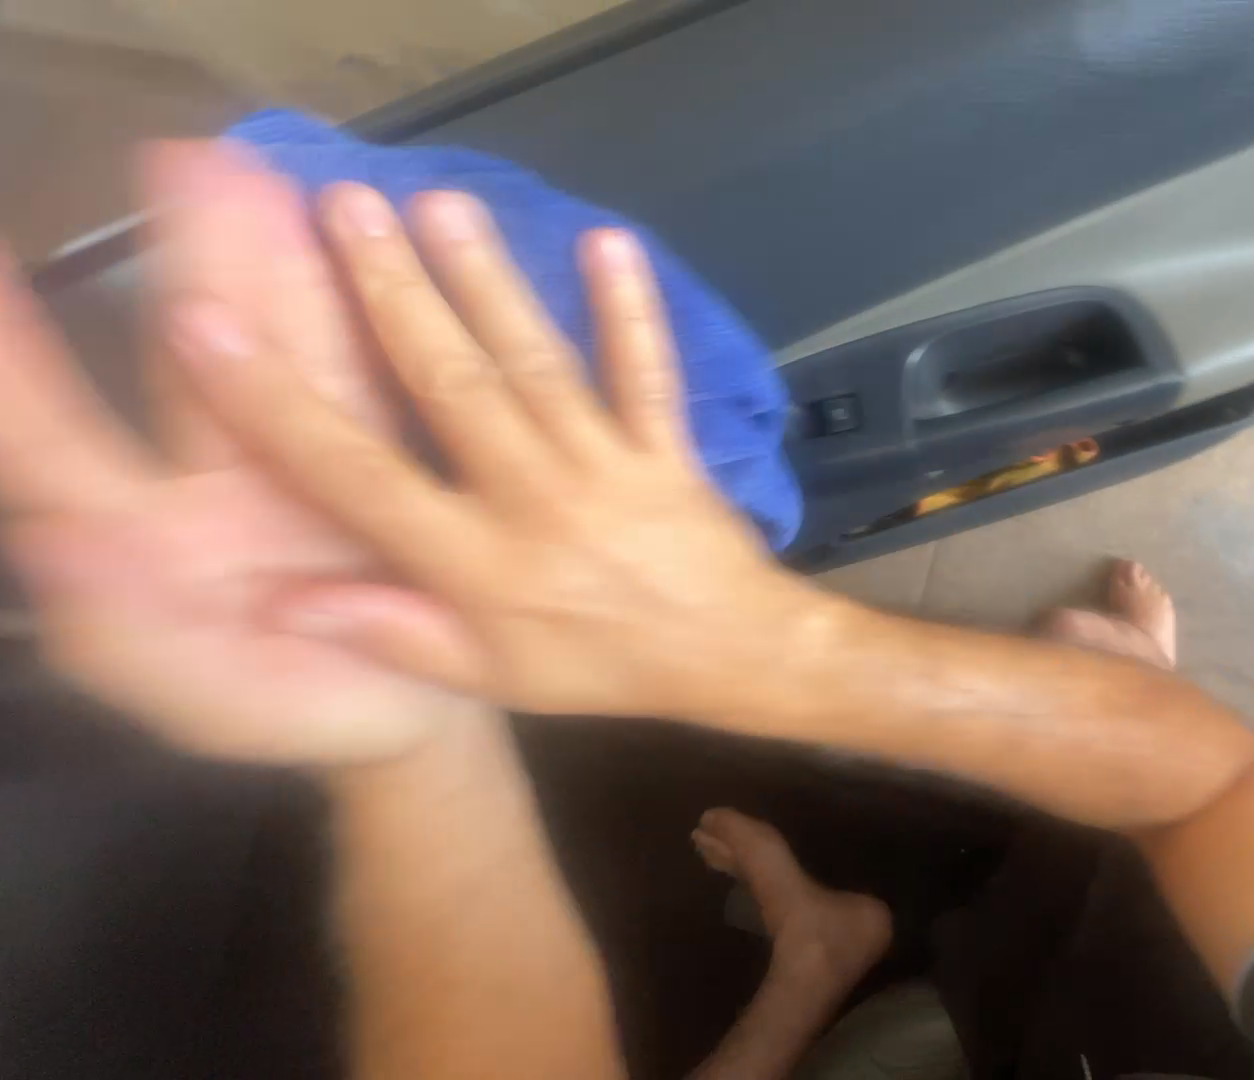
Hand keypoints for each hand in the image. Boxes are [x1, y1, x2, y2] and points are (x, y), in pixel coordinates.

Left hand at [0, 142, 481, 763]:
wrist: (415, 721)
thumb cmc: (305, 717)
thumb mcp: (211, 703)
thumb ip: (130, 642)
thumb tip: (62, 542)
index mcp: (147, 541)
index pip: (54, 437)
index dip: (9, 356)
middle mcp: (225, 485)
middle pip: (205, 365)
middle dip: (197, 263)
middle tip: (194, 162)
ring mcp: (317, 474)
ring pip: (306, 363)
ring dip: (299, 277)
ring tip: (291, 188)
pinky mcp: (391, 478)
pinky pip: (385, 401)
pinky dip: (385, 339)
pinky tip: (390, 282)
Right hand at [174, 183, 829, 720]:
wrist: (728, 652)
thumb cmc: (608, 667)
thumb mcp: (498, 678)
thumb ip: (395, 635)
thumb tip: (271, 598)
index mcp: (480, 561)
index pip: (361, 476)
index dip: (281, 405)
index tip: (210, 322)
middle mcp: (538, 497)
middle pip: (454, 387)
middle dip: (396, 294)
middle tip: (346, 205)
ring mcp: (610, 466)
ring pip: (539, 365)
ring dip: (490, 283)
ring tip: (443, 204)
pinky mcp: (669, 451)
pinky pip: (648, 375)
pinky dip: (632, 312)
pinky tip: (611, 244)